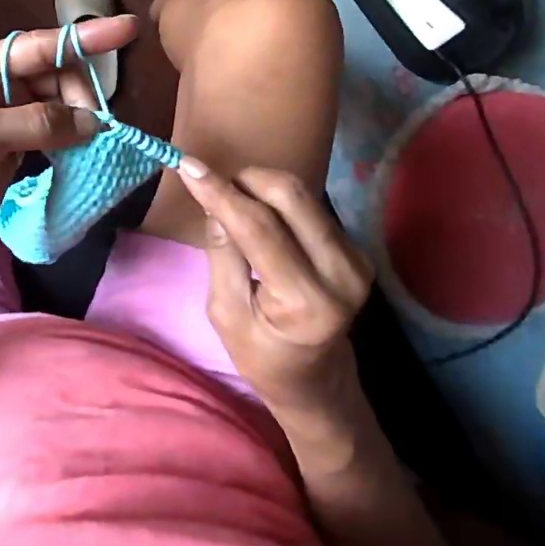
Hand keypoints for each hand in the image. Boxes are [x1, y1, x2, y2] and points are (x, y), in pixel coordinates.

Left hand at [0, 16, 139, 274]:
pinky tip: (86, 149)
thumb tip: (93, 121)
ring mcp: (9, 114)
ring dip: (82, 117)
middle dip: (81, 94)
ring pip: (62, 102)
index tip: (129, 27)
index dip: (85, 38)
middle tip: (98, 127)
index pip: (38, 45)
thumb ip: (34, 121)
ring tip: (96, 141)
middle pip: (56, 73)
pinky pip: (58, 130)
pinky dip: (76, 137)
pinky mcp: (19, 144)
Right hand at [178, 163, 375, 427]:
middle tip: (216, 189)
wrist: (316, 379)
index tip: (187, 166)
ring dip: (260, 188)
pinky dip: (276, 201)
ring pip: (301, 194)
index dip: (220, 193)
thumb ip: (223, 255)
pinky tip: (262, 220)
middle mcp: (341, 275)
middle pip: (289, 195)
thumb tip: (214, 202)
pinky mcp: (357, 249)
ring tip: (235, 207)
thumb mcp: (225, 313)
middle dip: (245, 180)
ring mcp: (356, 260)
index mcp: (305, 303)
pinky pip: (310, 205)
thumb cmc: (262, 354)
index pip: (258, 228)